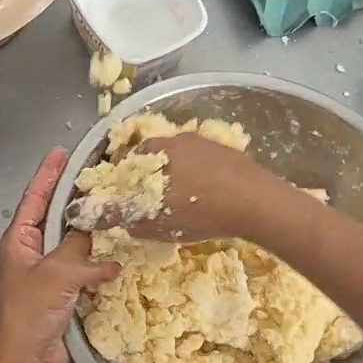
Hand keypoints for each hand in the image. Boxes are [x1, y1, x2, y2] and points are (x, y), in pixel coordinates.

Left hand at [0, 148, 120, 362]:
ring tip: (109, 208)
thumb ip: (78, 249)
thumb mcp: (56, 274)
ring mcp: (45, 271)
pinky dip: (97, 262)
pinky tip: (116, 260)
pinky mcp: (60, 290)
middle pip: (53, 216)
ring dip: (89, 230)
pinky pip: (81, 266)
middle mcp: (29, 251)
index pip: (34, 198)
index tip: (60, 152)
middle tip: (94, 175)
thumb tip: (99, 236)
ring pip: (70, 241)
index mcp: (18, 240)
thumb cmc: (32, 312)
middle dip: (72, 197)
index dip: (47, 174)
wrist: (29, 358)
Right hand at [125, 133, 290, 242]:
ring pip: (183, 158)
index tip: (127, 193)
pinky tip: (209, 198)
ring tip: (182, 200)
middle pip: (157, 155)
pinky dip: (202, 178)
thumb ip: (125, 218)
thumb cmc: (199, 211)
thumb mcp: (155, 223)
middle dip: (151, 175)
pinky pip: (207, 165)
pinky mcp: (231, 153)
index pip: (130, 158)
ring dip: (179, 175)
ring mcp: (208, 144)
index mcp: (157, 150)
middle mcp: (180, 139)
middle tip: (153, 198)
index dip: (125, 176)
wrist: (257, 203)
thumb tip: (106, 215)